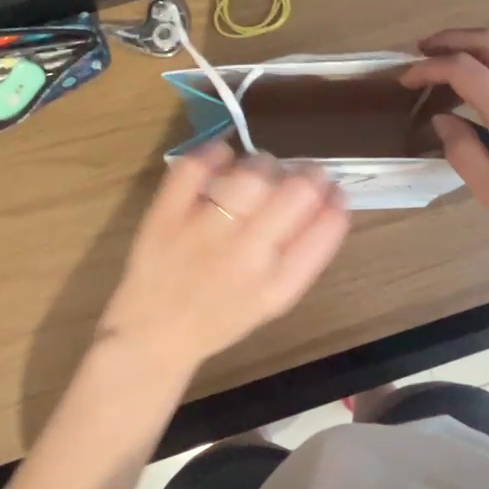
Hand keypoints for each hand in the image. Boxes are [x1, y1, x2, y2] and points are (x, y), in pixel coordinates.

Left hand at [99, 143, 350, 373]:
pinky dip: (214, 153)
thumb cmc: (220, 315)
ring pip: (250, 176)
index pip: (326, 228)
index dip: (334, 198)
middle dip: (309, 174)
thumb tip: (328, 200)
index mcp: (277, 285)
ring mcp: (203, 234)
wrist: (154, 334)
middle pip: (295, 194)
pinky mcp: (166, 216)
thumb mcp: (272, 299)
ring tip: (263, 170)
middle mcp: (245, 258)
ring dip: (265, 164)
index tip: (332, 189)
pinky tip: (223, 158)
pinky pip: (194, 168)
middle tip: (303, 173)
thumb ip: (302, 254)